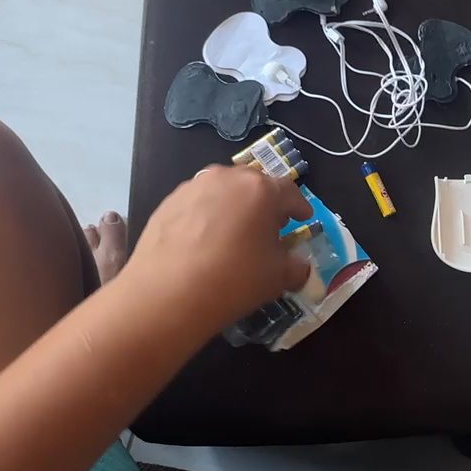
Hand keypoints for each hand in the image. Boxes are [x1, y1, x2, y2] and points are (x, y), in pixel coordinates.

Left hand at [117, 164, 314, 332]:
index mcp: (262, 190)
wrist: (168, 293)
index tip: (303, 219)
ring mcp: (195, 186)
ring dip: (234, 206)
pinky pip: (198, 203)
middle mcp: (229, 178)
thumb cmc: (234, 279)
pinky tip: (204, 241)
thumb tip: (299, 265)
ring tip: (234, 233)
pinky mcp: (169, 201)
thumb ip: (296, 266)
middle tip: (269, 227)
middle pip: (255, 184)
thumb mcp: (278, 278)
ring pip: (224, 190)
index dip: (299, 207)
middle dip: (265, 203)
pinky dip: (207, 215)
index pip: (290, 192)